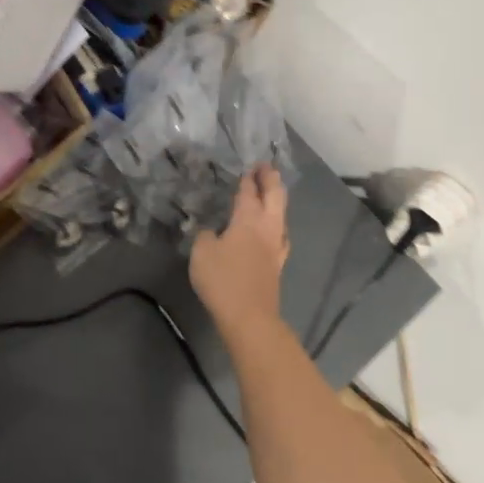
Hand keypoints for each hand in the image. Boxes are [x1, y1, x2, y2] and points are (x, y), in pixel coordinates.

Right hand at [191, 165, 289, 334]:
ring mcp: (276, 246)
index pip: (249, 191)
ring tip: (271, 193)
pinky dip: (277, 224)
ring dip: (277, 200)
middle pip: (275, 196)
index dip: (248, 179)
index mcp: (247, 219)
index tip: (248, 167)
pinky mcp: (277, 263)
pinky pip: (280, 235)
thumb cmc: (222, 280)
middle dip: (271, 179)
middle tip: (266, 168)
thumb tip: (211, 230)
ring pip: (282, 214)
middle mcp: (267, 227)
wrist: (249, 315)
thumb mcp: (201, 253)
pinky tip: (275, 231)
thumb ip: (205, 236)